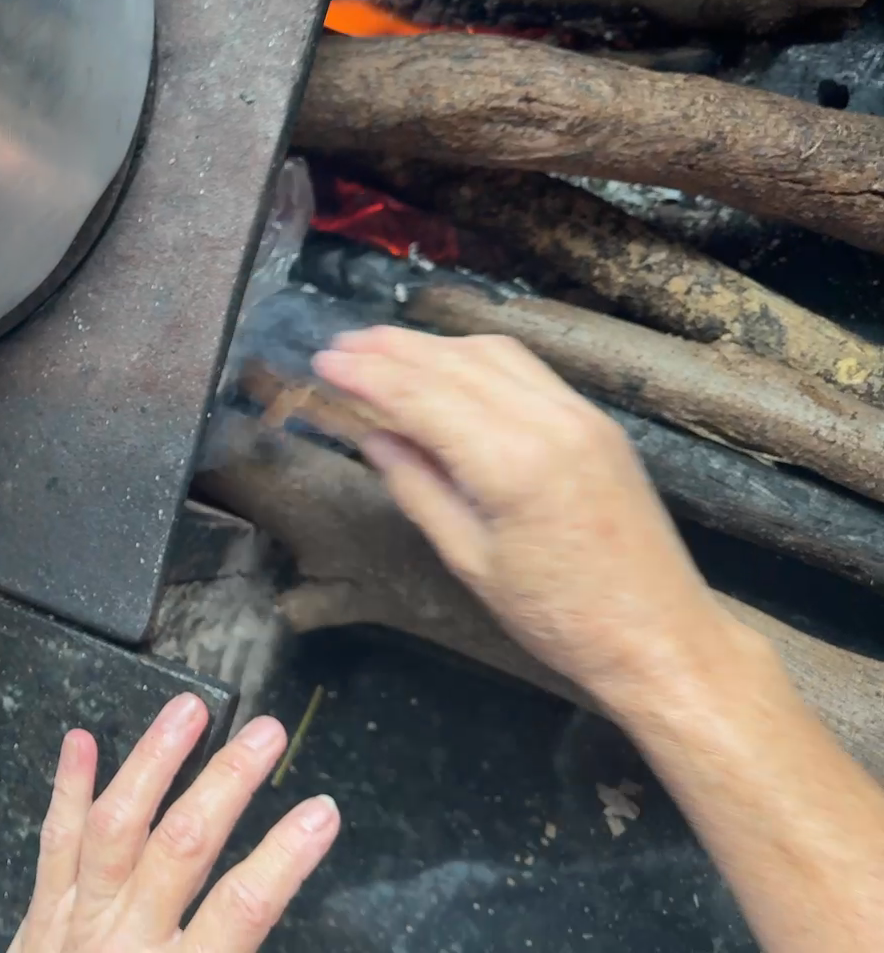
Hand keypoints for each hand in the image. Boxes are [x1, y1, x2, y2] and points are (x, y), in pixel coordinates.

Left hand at [11, 694, 338, 951]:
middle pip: (182, 848)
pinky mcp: (41, 908)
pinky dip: (68, 788)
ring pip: (117, 825)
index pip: (242, 909)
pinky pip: (54, 840)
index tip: (322, 809)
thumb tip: (262, 909)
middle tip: (263, 732)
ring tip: (186, 710)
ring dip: (153, 762)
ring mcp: (76, 916)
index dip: (283, 857)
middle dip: (226, 784)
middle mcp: (127, 939)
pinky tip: (81, 738)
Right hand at [311, 326, 724, 699]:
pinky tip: (438, 361)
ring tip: (376, 344)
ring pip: (490, 354)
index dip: (365, 376)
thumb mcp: (464, 555)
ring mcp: (578, 417)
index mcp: (510, 464)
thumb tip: (372, 437)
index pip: (420, 398)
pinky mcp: (593, 421)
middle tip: (337, 345)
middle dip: (388, 349)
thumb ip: (414, 486)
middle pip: (452, 364)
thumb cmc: (552, 612)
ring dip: (427, 344)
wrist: (661, 637)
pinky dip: (468, 355)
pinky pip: (521, 367)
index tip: (321, 362)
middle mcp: (548, 424)